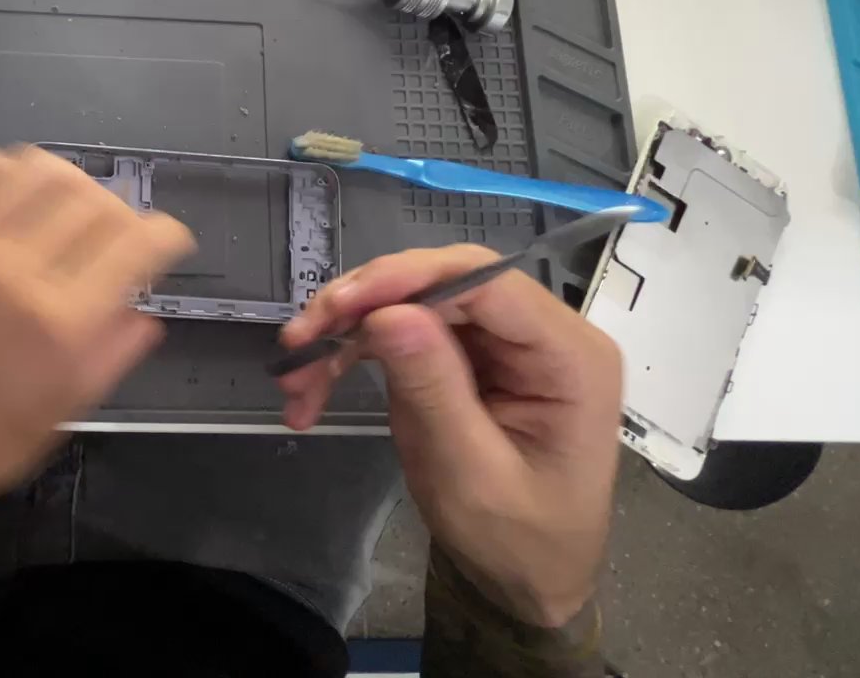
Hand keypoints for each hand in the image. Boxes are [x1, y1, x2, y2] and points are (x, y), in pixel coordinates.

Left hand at [0, 145, 194, 523]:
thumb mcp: (64, 410)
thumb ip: (115, 350)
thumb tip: (147, 307)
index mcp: (54, 322)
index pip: (133, 242)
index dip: (165, 232)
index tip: (167, 237)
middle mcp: (6, 268)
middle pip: (90, 195)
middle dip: (119, 210)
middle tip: (115, 233)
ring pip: (35, 167)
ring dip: (68, 184)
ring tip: (66, 212)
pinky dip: (10, 176)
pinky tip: (13, 204)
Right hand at [277, 245, 622, 628]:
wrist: (518, 580)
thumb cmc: (516, 540)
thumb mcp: (472, 473)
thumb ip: (434, 389)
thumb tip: (387, 314)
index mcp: (566, 354)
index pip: (482, 280)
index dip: (406, 278)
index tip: (339, 306)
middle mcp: (529, 331)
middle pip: (431, 281)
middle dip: (358, 306)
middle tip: (300, 340)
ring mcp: (487, 338)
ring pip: (398, 300)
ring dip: (339, 332)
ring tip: (293, 377)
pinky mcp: (452, 350)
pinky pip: (387, 329)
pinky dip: (343, 353)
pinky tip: (309, 387)